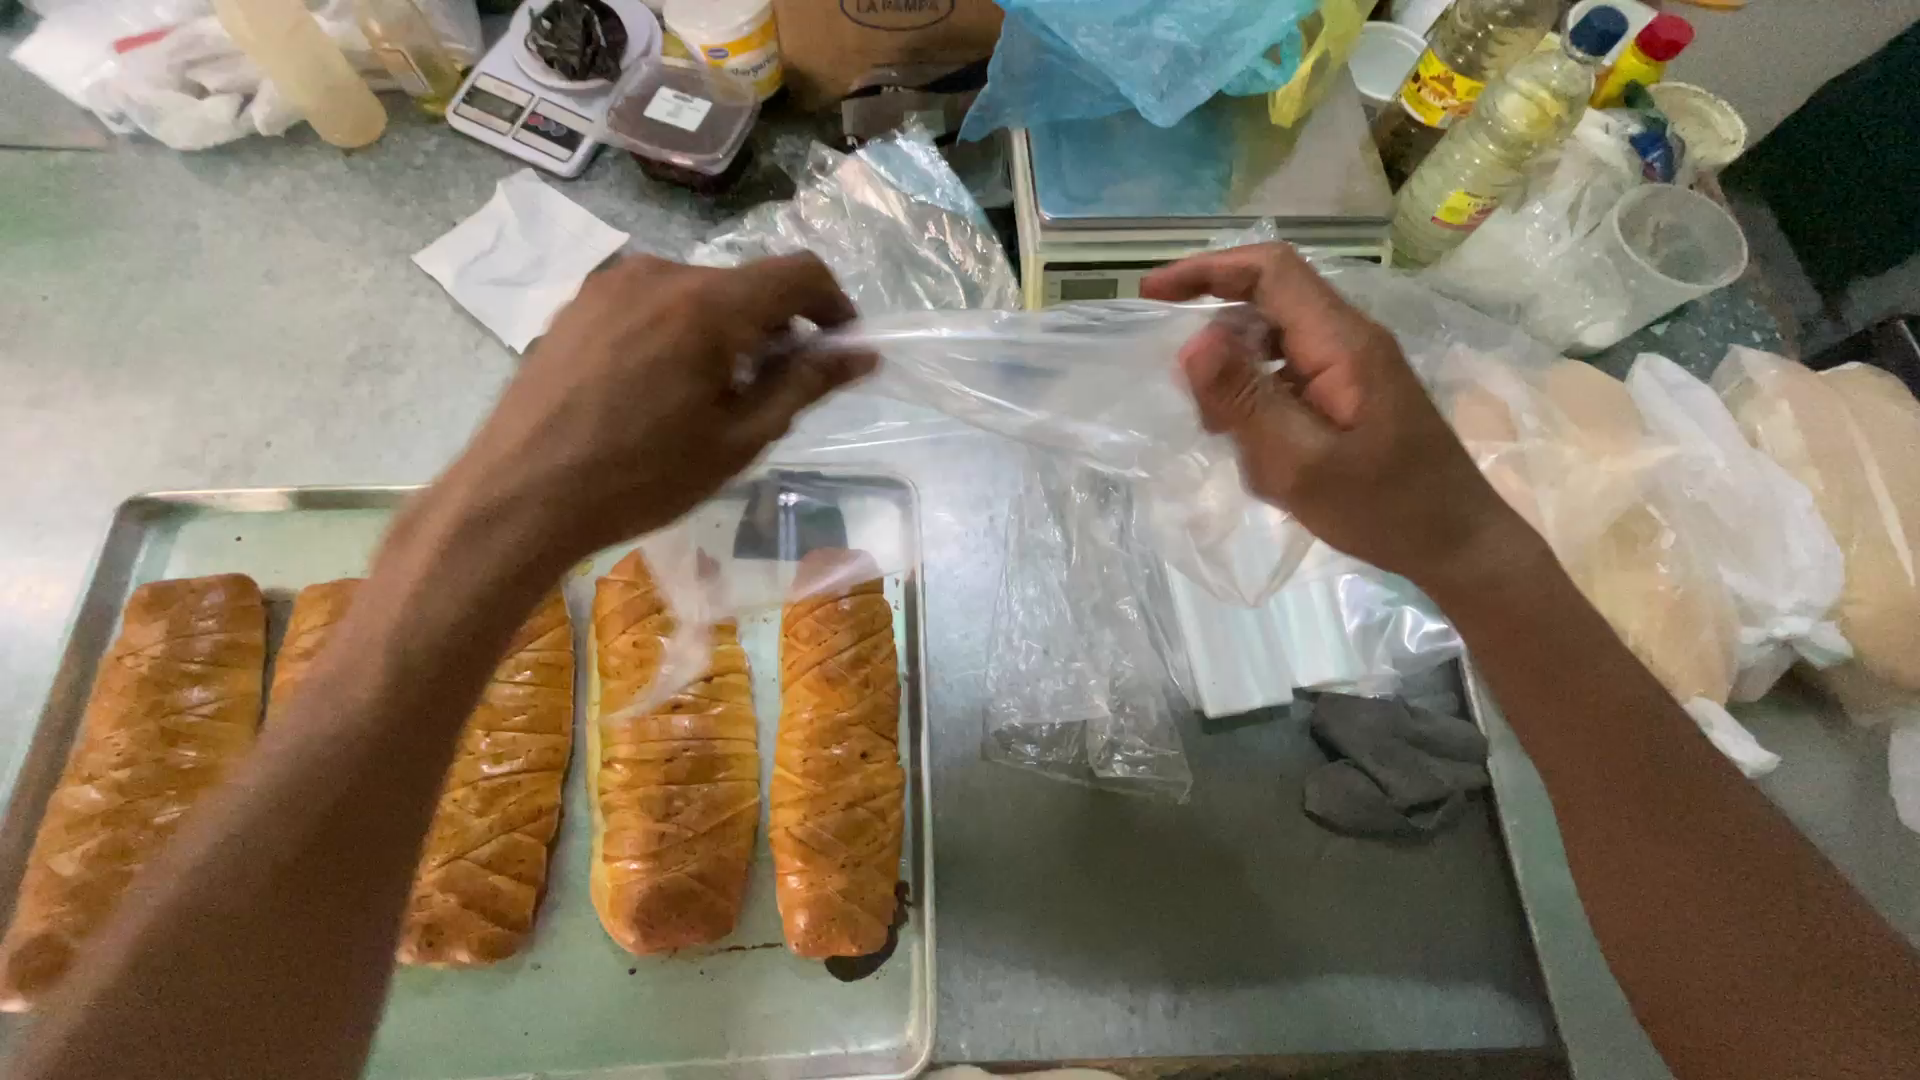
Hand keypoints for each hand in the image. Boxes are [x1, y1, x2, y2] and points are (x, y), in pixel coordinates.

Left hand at [434, 254, 872, 573]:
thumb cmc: (642, 478)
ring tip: (713, 396)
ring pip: (701, 292)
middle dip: (778, 327)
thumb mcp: (738, 439)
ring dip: (729, 330)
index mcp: (708, 305)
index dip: (835, 305)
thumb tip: (862, 355)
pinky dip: (684, 330)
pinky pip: (656, 300)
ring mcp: (613, 282)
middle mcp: (661, 272)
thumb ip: (804, 385)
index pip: (800, 272)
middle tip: (773, 391)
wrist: (520, 494)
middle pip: (748, 283)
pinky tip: (663, 386)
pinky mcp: (581, 300)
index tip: (839, 349)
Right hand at [1140, 243, 1543, 597]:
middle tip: (1189, 395)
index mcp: (1342, 342)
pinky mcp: (1346, 392)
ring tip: (1220, 430)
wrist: (1454, 542)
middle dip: (1214, 334)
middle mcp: (1347, 339)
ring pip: (1272, 340)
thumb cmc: (1382, 507)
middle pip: (1267, 301)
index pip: (1270, 271)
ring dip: (1233, 373)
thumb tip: (1192, 343)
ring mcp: (1349, 366)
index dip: (1206, 270)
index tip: (1151, 295)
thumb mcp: (1300, 461)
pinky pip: (1286, 372)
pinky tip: (1250, 441)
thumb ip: (1245, 400)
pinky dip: (1254, 395)